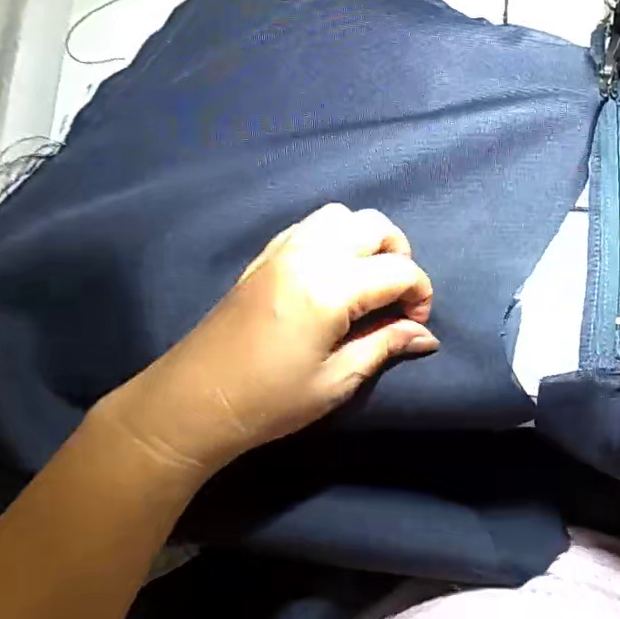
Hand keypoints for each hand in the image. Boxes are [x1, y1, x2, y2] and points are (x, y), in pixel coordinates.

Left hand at [90, 203, 438, 477]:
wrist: (194, 402)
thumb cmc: (271, 401)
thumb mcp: (337, 380)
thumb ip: (385, 345)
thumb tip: (426, 335)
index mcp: (329, 288)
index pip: (399, 270)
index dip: (420, 295)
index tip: (415, 326)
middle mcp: (307, 256)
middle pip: (374, 225)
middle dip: (399, 255)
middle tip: (396, 298)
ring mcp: (281, 250)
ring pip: (341, 216)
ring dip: (366, 240)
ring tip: (367, 282)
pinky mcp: (264, 257)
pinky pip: (310, 225)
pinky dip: (335, 238)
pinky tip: (333, 276)